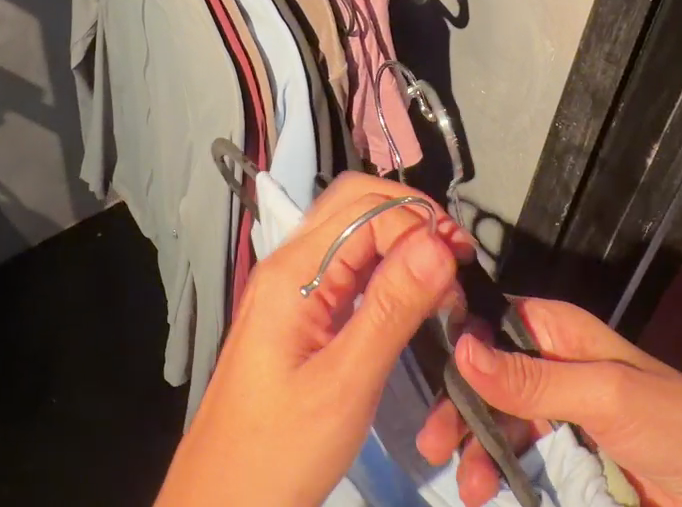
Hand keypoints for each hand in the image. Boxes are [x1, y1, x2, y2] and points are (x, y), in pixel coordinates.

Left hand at [154, 174, 474, 506]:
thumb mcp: (345, 384)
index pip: (365, 209)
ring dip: (399, 238)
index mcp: (294, 272)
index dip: (417, 223)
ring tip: (442, 275)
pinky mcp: (299, 313)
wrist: (220, 501)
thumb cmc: (279, 450)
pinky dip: (383, 265)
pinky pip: (345, 265)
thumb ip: (392, 308)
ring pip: (351, 232)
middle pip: (354, 204)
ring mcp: (291, 287)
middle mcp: (289, 265)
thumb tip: (437, 243)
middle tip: (455, 258)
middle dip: (410, 217)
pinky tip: (409, 294)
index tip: (461, 262)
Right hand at [417, 298, 681, 506]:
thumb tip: (460, 348)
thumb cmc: (680, 429)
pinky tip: (484, 488)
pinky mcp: (573, 451)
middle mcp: (556, 360)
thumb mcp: (605, 396)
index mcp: (563, 329)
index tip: (415, 361)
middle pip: (489, 371)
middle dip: (458, 403)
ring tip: (461, 481)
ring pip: (499, 412)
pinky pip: (522, 449)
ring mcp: (564, 407)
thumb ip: (532, 379)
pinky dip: (498, 465)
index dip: (457, 335)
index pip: (495, 317)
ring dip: (474, 442)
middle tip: (431, 442)